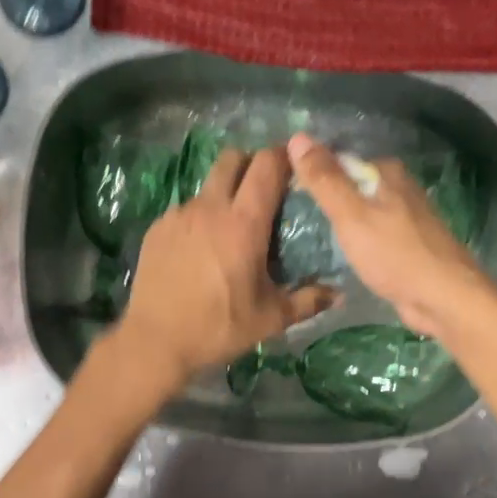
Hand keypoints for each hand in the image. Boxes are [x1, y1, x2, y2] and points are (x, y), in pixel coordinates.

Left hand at [114, 147, 337, 387]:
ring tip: (230, 227)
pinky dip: (199, 219)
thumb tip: (340, 293)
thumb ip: (308, 300)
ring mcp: (179, 215)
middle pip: (232, 158)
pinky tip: (201, 250)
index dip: (283, 157)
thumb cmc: (220, 328)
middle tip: (263, 189)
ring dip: (224, 193)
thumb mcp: (271, 318)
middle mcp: (210, 208)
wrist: (156, 341)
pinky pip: (185, 210)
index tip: (295, 167)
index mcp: (244, 223)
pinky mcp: (158, 228)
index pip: (267, 164)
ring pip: (207, 186)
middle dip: (251, 163)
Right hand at [288, 134, 494, 337]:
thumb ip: (325, 180)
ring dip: (341, 223)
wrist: (444, 298)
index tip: (286, 195)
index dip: (312, 175)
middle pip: (351, 187)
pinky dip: (357, 241)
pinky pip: (372, 234)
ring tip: (310, 238)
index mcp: (387, 172)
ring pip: (362, 212)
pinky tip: (343, 255)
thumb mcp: (351, 215)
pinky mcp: (408, 245)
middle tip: (292, 220)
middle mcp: (399, 188)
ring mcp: (406, 218)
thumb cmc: (395, 254)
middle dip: (326, 200)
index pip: (339, 161)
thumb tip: (297, 137)